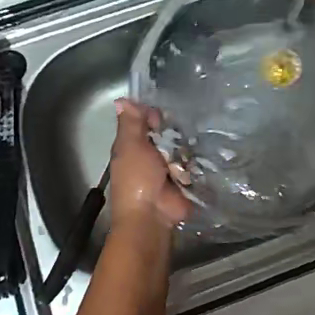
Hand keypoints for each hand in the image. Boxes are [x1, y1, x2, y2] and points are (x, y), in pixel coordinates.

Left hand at [109, 99, 189, 228]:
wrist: (151, 216)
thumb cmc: (136, 179)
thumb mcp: (130, 146)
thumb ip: (130, 123)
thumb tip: (121, 99)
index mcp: (133, 144)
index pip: (147, 120)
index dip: (154, 116)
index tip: (159, 120)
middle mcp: (150, 154)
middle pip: (168, 133)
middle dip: (172, 138)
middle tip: (170, 148)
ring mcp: (168, 168)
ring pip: (183, 149)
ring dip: (181, 157)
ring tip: (176, 168)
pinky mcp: (184, 181)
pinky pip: (193, 166)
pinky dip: (191, 170)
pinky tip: (186, 175)